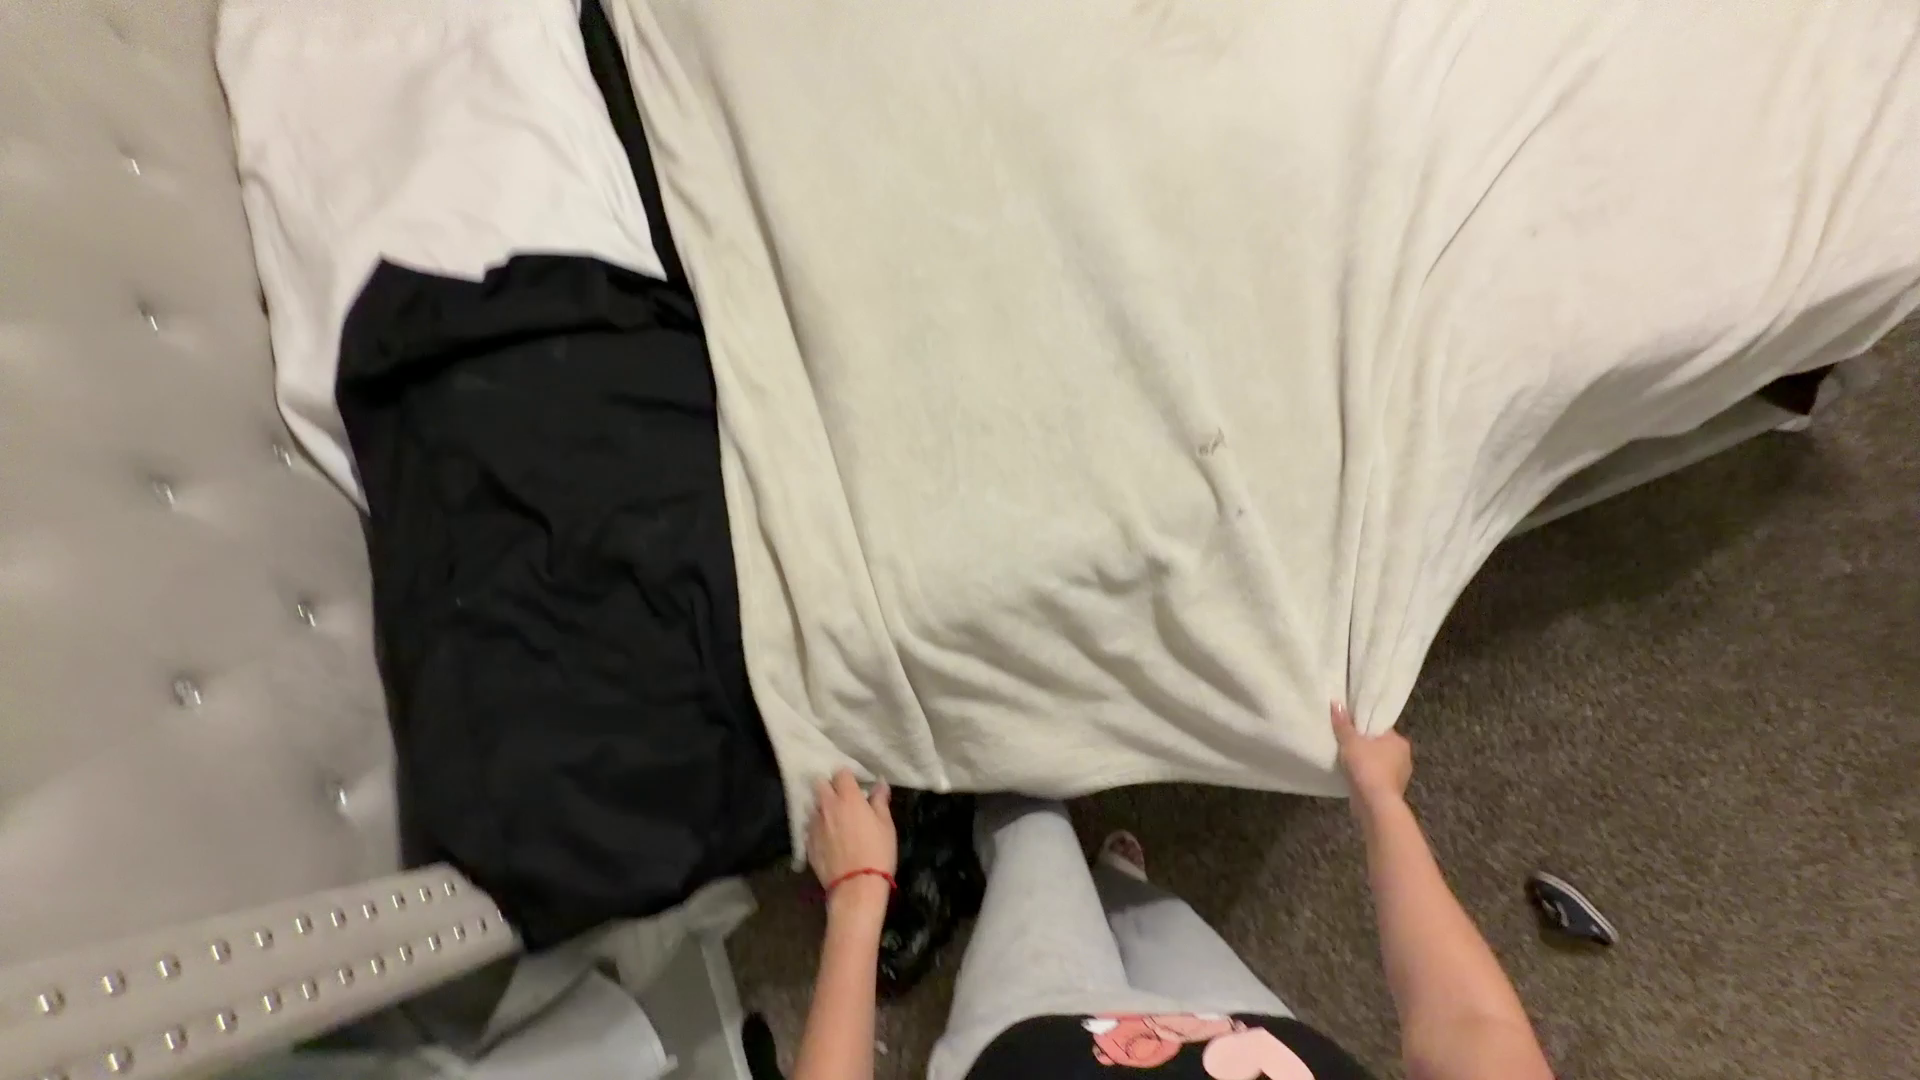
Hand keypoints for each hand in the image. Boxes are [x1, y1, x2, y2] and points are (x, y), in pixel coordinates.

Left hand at [808, 769, 896, 903]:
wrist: (856, 886)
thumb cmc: (877, 852)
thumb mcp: (886, 824)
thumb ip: (880, 800)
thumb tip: (879, 783)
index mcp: (848, 798)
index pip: (841, 773)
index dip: (848, 777)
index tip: (855, 784)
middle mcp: (827, 806)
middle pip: (819, 784)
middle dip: (828, 786)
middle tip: (840, 798)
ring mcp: (814, 825)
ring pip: (813, 806)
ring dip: (821, 807)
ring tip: (832, 818)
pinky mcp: (807, 843)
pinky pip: (809, 827)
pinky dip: (816, 828)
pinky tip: (826, 838)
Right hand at [1331, 701, 1411, 810]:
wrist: (1376, 804)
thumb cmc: (1367, 767)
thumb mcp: (1350, 742)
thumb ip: (1343, 724)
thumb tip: (1336, 703)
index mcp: (1398, 741)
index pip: (1380, 727)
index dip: (1363, 725)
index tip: (1348, 725)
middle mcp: (1404, 756)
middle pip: (1379, 743)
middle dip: (1364, 743)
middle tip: (1344, 741)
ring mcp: (1400, 774)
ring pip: (1378, 761)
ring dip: (1365, 760)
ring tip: (1345, 758)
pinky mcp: (1392, 789)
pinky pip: (1376, 775)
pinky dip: (1366, 774)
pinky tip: (1353, 774)